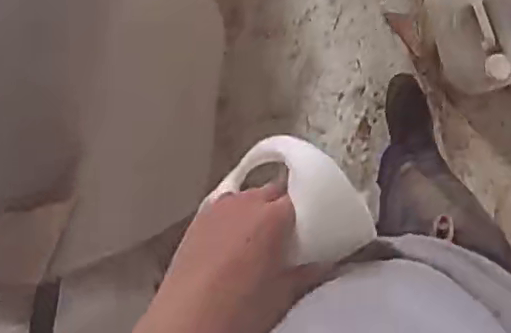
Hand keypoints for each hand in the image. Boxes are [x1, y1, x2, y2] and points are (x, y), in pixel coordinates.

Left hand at [134, 183, 316, 332]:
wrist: (183, 326)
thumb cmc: (237, 313)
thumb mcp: (280, 298)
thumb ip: (307, 274)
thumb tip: (326, 263)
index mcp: (274, 216)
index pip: (300, 197)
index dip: (306, 211)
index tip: (308, 228)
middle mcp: (248, 201)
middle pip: (275, 191)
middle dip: (282, 208)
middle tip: (285, 238)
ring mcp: (221, 206)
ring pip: (250, 196)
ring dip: (257, 210)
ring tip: (256, 241)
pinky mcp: (200, 217)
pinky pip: (226, 206)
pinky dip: (234, 217)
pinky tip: (230, 241)